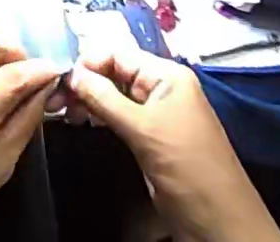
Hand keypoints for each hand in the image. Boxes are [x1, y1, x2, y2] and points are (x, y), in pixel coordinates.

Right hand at [67, 47, 279, 241]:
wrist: (222, 226)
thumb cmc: (187, 170)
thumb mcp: (144, 131)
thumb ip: (106, 99)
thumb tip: (73, 73)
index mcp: (167, 76)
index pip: (120, 54)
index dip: (90, 61)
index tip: (60, 75)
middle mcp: (162, 88)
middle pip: (116, 72)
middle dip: (87, 81)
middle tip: (57, 98)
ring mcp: (157, 114)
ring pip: (116, 95)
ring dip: (91, 99)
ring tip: (65, 111)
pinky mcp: (152, 137)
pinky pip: (121, 116)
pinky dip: (101, 115)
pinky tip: (82, 120)